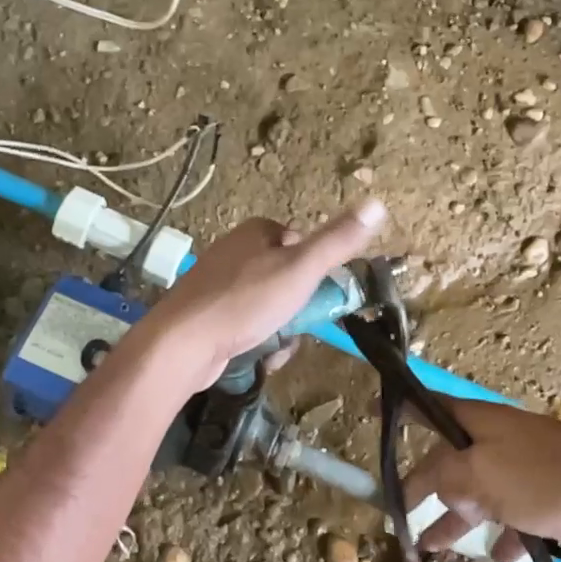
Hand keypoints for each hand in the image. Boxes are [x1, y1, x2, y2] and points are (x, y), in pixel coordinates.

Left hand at [127, 198, 386, 394]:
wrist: (182, 343)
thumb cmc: (245, 301)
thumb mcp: (300, 269)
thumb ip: (337, 241)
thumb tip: (378, 204)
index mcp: (256, 231)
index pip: (302, 245)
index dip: (315, 274)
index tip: (317, 297)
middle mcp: (236, 251)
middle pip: (288, 280)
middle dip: (297, 310)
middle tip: (294, 328)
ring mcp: (219, 285)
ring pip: (271, 308)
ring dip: (281, 332)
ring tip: (272, 347)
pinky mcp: (209, 315)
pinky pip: (248, 326)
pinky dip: (258, 343)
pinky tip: (255, 357)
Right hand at [404, 400, 560, 561]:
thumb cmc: (549, 480)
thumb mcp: (481, 474)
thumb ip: (445, 477)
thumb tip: (435, 486)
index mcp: (479, 421)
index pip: (428, 408)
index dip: (400, 410)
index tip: (371, 412)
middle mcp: (499, 438)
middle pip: (451, 458)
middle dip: (425, 486)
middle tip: (400, 516)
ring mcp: (528, 469)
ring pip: (481, 492)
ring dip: (458, 519)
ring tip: (432, 547)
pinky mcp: (553, 498)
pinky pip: (515, 516)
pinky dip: (502, 536)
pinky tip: (498, 561)